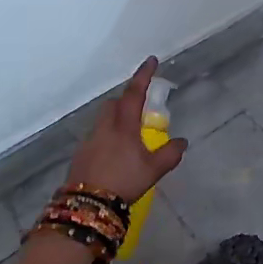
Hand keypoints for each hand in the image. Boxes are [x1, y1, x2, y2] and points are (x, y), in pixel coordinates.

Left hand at [63, 57, 187, 202]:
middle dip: (125, 101)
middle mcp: (104, 127)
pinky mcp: (81, 154)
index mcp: (124, 126)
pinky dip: (106, 139)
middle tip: (138, 110)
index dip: (143, 76)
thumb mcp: (153, 170)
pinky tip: (114, 156)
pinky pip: (96, 137)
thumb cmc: (124, 181)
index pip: (134, 94)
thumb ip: (170, 154)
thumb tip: (182, 141)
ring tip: (128, 138)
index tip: (151, 60)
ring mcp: (89, 140)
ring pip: (103, 120)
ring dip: (115, 121)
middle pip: (113, 104)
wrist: (88, 203)